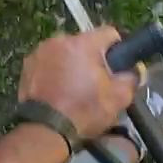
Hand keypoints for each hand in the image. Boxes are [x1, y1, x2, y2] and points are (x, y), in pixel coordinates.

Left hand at [17, 28, 138, 138]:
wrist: (45, 129)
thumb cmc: (84, 111)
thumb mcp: (118, 98)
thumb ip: (131, 78)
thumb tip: (134, 70)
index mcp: (82, 43)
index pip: (109, 33)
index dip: (118, 48)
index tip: (118, 65)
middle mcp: (59, 40)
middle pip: (85, 42)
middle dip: (93, 57)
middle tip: (96, 81)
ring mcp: (39, 51)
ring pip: (65, 51)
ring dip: (72, 62)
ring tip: (74, 87)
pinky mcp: (27, 64)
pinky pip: (48, 61)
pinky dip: (54, 70)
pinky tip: (57, 89)